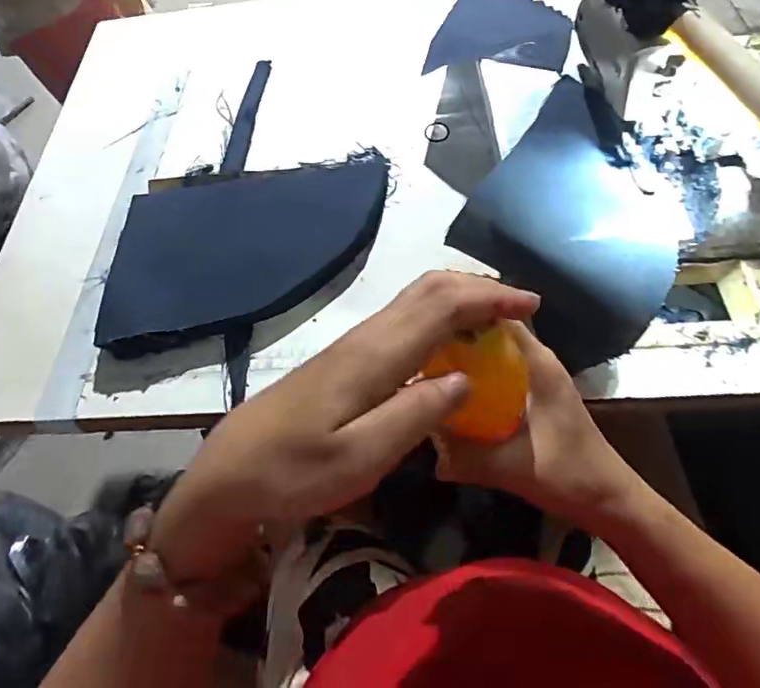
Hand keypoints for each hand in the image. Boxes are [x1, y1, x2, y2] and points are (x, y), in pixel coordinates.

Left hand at [151, 272, 539, 582]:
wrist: (229, 472)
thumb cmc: (293, 473)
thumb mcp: (359, 459)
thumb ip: (416, 415)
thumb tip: (466, 379)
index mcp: (376, 355)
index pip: (442, 306)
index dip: (488, 297)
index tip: (530, 305)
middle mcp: (367, 337)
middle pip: (428, 289)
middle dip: (477, 287)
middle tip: (519, 305)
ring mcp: (354, 344)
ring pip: (414, 299)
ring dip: (458, 297)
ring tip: (495, 316)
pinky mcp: (347, 358)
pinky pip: (404, 319)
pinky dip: (437, 315)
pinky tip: (448, 342)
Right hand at [433, 325, 643, 526]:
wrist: (609, 500)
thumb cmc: (570, 474)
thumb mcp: (513, 468)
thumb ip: (467, 458)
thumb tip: (423, 448)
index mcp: (538, 363)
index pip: (497, 317)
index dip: (463, 314)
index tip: (428, 322)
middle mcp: (537, 361)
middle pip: (491, 332)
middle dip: (457, 336)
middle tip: (420, 346)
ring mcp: (536, 377)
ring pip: (494, 353)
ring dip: (466, 357)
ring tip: (429, 365)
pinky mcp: (534, 395)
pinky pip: (498, 373)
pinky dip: (477, 377)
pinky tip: (452, 394)